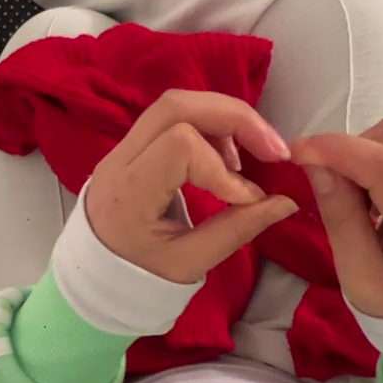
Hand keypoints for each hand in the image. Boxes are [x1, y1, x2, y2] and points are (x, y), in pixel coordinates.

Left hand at [85, 91, 299, 283]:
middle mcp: (118, 160)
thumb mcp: (189, 264)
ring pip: (175, 105)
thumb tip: (286, 202)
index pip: (181, 146)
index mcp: (127, 194)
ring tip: (247, 160)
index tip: (247, 200)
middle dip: (234, 118)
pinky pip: (172, 119)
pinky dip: (208, 127)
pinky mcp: (131, 147)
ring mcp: (121, 149)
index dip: (223, 168)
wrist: (96, 277)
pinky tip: (226, 159)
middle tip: (272, 150)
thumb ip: (236, 230)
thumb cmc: (140, 276)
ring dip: (222, 120)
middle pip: (177, 106)